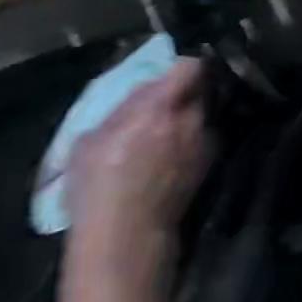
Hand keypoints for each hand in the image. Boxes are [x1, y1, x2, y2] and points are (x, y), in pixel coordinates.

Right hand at [68, 57, 211, 256]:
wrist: (127, 234)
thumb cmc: (98, 185)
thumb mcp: (90, 139)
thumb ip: (124, 110)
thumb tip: (145, 94)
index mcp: (162, 106)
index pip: (191, 67)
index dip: (183, 67)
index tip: (170, 74)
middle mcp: (192, 118)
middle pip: (201, 88)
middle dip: (186, 92)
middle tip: (165, 105)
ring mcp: (206, 140)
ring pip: (203, 113)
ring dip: (189, 117)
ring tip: (167, 133)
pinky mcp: (211, 161)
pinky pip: (204, 136)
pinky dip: (193, 138)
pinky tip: (174, 155)